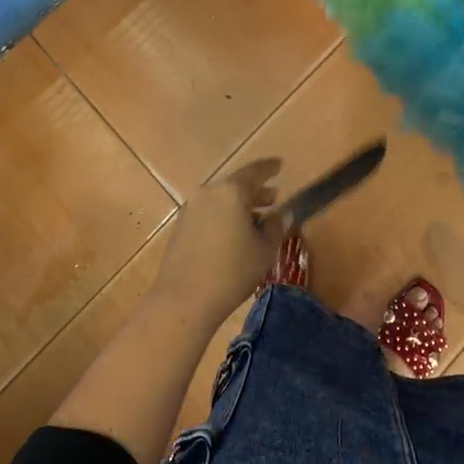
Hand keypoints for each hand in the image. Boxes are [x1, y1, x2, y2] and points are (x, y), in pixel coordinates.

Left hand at [150, 159, 282, 324]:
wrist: (183, 299)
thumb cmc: (231, 272)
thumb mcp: (263, 251)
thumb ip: (276, 228)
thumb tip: (283, 214)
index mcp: (231, 192)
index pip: (255, 171)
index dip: (270, 168)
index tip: (280, 165)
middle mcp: (209, 192)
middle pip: (236, 185)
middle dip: (256, 191)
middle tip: (274, 197)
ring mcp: (191, 208)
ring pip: (221, 199)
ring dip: (239, 205)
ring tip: (256, 218)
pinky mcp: (180, 226)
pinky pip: (208, 212)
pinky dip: (224, 216)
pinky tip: (233, 234)